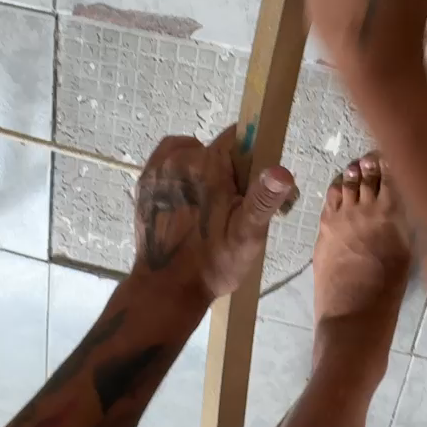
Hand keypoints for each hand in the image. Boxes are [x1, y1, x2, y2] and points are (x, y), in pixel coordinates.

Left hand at [131, 126, 295, 301]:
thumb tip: (281, 171)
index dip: (252, 158)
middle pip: (217, 149)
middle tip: (234, 210)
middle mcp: (181, 157)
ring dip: (204, 172)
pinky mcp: (145, 181)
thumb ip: (264, 199)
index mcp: (209, 163)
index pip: (240, 138)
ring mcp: (159, 168)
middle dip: (229, 171)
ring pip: (193, 153)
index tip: (252, 187)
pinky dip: (181, 172)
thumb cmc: (213, 262)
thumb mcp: (248, 235)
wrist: (166, 288)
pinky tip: (188, 199)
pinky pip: (170, 160)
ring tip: (209, 209)